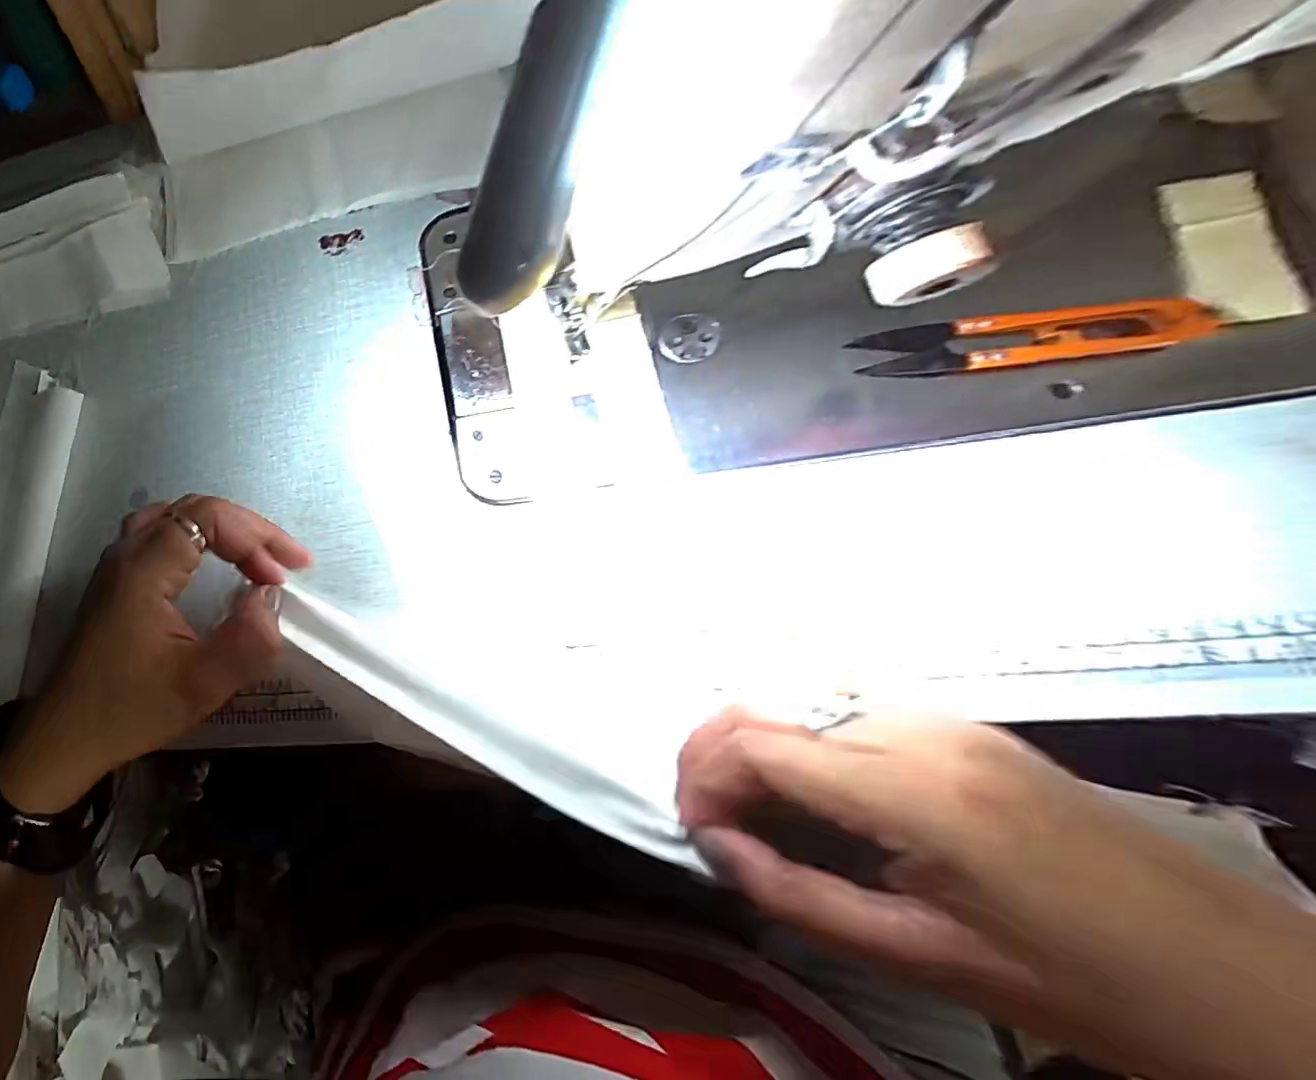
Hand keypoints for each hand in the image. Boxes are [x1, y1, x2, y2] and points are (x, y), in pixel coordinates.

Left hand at [0, 495, 311, 812]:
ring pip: (176, 517)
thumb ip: (248, 640)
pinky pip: (163, 536)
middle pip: (194, 509)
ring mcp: (116, 566)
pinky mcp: (115, 583)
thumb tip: (269, 598)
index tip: (280, 580)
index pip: (207, 517)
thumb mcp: (200, 685)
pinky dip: (200, 538)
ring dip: (224, 529)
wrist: (64, 740)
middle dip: (248, 530)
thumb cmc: (130, 711)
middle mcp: (125, 554)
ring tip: (258, 555)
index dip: (253, 539)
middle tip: (287, 560)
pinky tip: (215, 563)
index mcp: (142, 570)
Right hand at [678, 707, 1315, 1079]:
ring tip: (746, 809)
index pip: (759, 746)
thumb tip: (713, 845)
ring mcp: (944, 720)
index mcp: (914, 788)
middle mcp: (919, 729)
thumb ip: (796, 896)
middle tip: (704, 815)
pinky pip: (844, 719)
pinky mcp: (960, 727)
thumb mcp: (922, 958)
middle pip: (767, 709)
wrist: (1252, 982)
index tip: (694, 829)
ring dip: (751, 749)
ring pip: (798, 706)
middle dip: (711, 755)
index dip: (704, 779)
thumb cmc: (1081, 986)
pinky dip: (799, 747)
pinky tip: (807, 795)